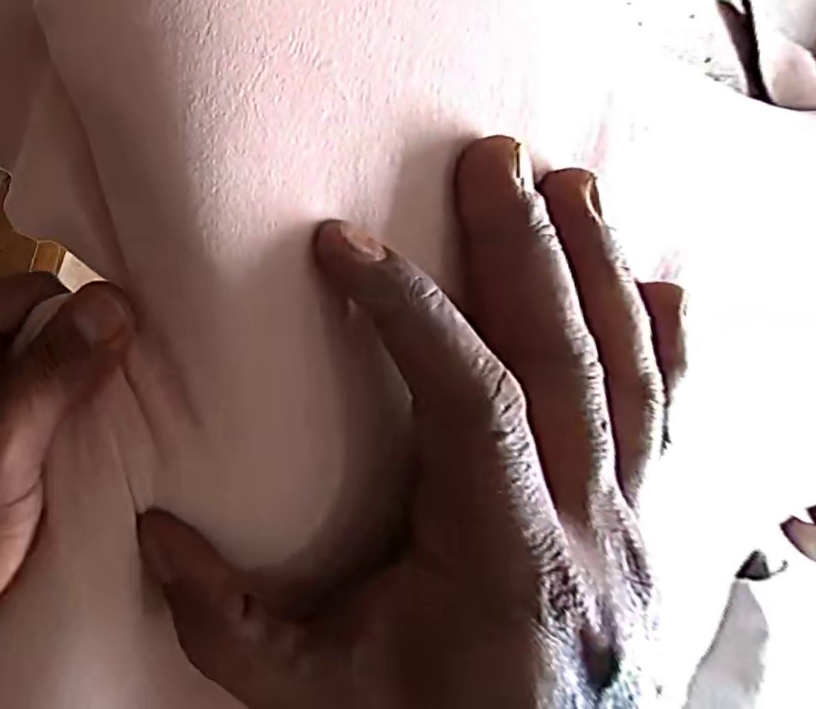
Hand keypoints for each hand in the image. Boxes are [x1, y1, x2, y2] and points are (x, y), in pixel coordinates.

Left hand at [0, 274, 133, 623]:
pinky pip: (37, 398)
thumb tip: (115, 298)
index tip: (135, 363)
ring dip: (82, 392)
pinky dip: (66, 416)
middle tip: (137, 402)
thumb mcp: (3, 440)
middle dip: (90, 359)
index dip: (90, 320)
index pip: (40, 292)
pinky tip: (96, 442)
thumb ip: (57, 369)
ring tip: (126, 424)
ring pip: (46, 363)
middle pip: (45, 324)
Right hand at [138, 136, 687, 706]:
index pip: (467, 401)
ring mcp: (625, 528)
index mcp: (503, 559)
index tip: (337, 241)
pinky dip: (663, 347)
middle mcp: (585, 531)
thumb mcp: (301, 695)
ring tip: (568, 185)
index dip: (406, 310)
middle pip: (566, 361)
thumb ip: (219, 618)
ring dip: (593, 270)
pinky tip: (660, 290)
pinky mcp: (629, 529)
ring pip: (626, 375)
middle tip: (493, 160)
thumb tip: (152, 528)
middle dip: (525, 249)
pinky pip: (663, 420)